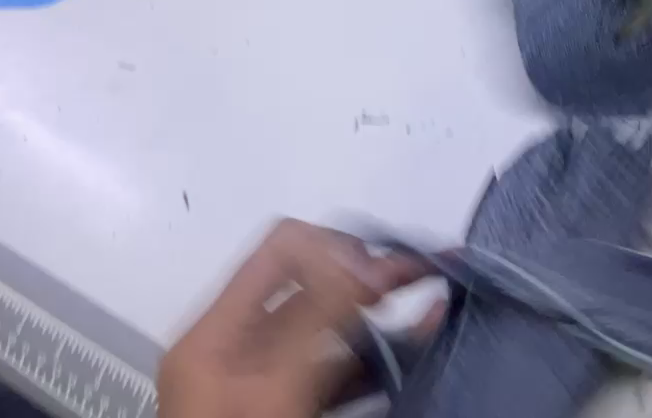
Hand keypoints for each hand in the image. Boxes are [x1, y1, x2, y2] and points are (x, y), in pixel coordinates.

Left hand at [158, 220, 429, 417]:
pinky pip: (343, 364)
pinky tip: (421, 339)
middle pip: (313, 282)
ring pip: (335, 323)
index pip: (282, 250)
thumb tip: (365, 260)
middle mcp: (242, 348)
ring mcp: (270, 381)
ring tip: (434, 293)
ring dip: (386, 308)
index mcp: (218, 336)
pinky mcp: (297, 406)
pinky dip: (383, 350)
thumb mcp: (275, 394)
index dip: (336, 250)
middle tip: (427, 268)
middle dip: (373, 272)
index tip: (382, 277)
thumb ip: (317, 319)